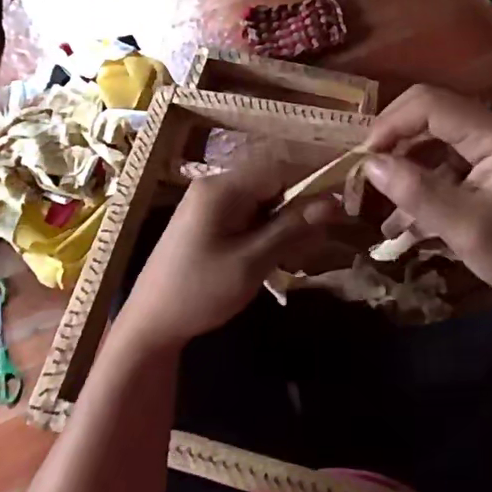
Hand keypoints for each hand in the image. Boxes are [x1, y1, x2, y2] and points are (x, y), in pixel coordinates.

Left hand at [117, 162, 334, 349]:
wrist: (149, 324)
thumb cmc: (199, 292)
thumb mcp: (251, 263)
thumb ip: (291, 228)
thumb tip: (334, 200)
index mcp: (222, 188)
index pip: (280, 167)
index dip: (313, 180)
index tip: (342, 203)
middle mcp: (216, 186)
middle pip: (273, 181)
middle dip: (301, 205)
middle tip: (321, 236)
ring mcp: (211, 203)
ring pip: (265, 199)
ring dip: (286, 221)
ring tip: (299, 253)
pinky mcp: (211, 221)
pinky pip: (250, 214)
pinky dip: (269, 231)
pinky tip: (277, 257)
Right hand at [361, 85, 491, 314]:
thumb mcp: (466, 228)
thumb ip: (418, 193)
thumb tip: (370, 164)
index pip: (433, 104)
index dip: (392, 123)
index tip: (364, 157)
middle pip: (431, 115)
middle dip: (395, 142)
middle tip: (367, 175)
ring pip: (433, 142)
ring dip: (405, 169)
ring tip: (382, 208)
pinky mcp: (487, 171)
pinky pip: (444, 165)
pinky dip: (421, 186)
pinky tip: (403, 222)